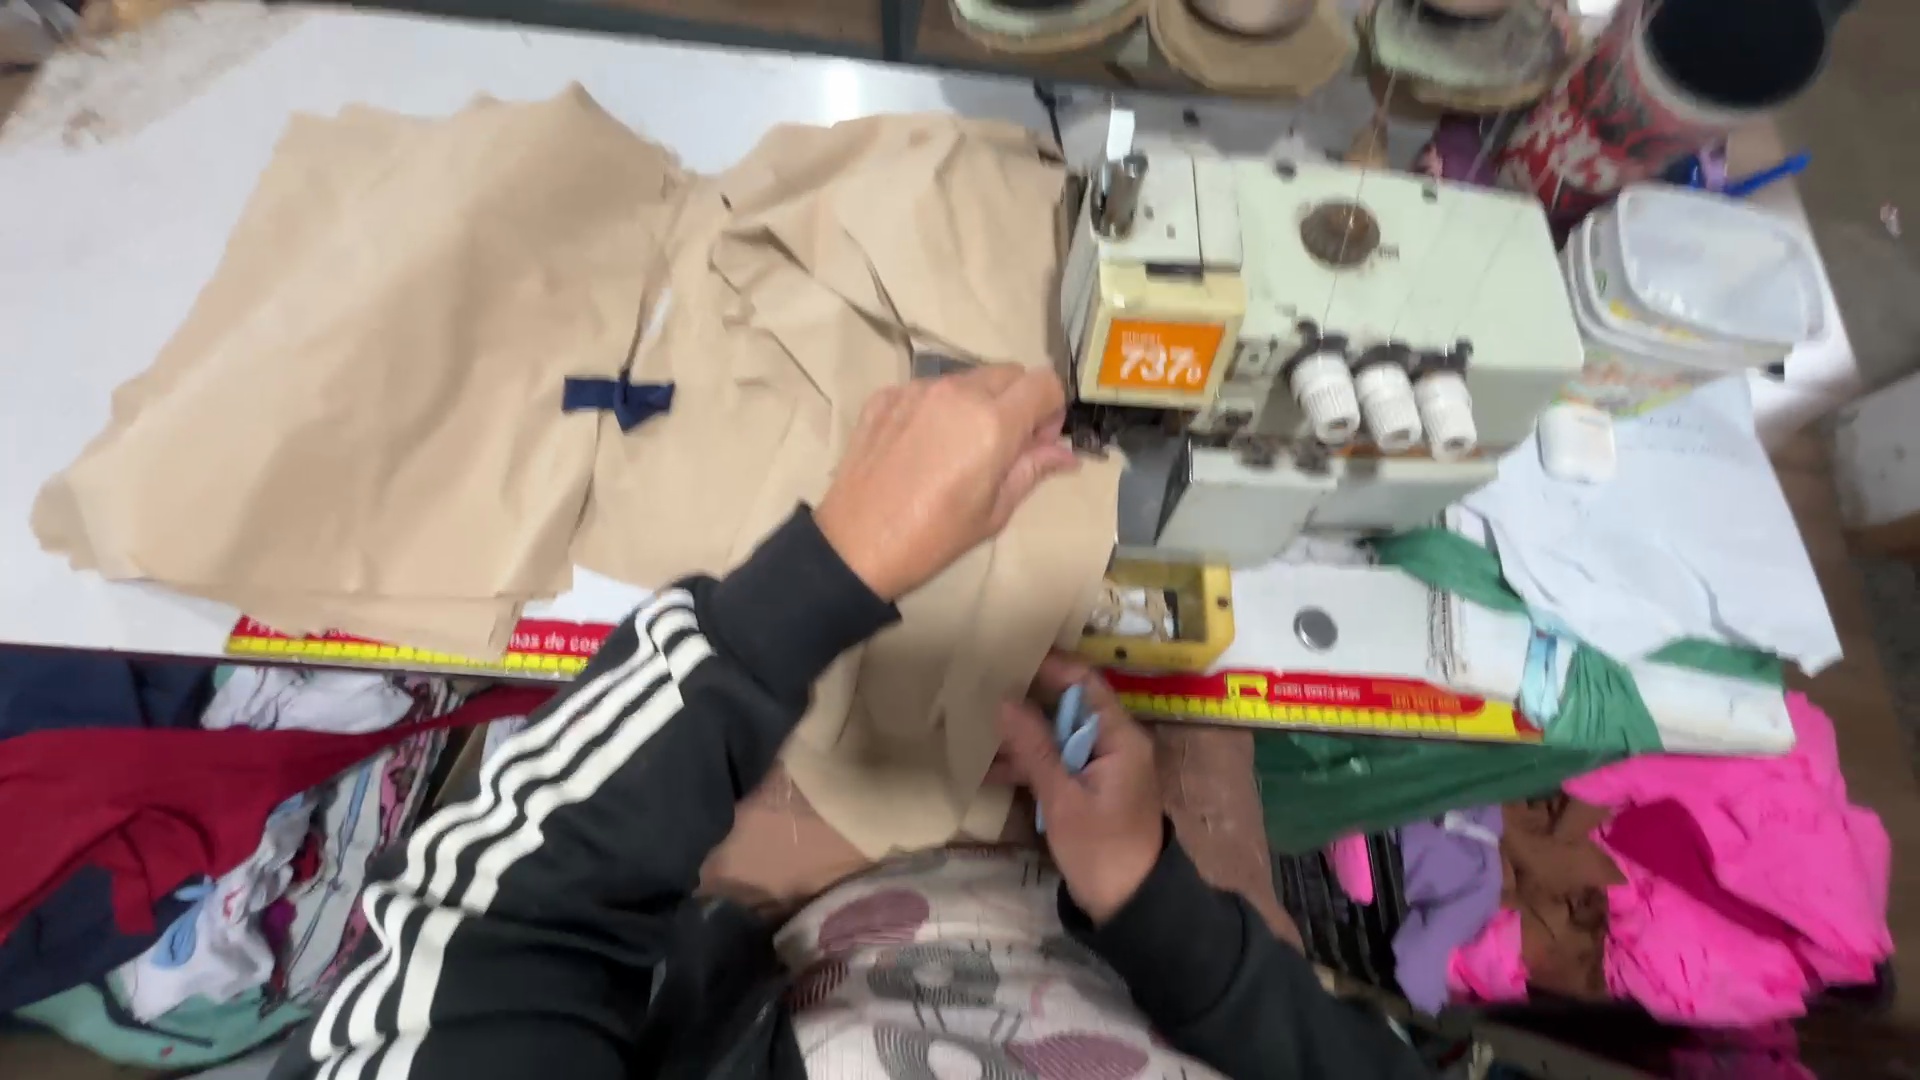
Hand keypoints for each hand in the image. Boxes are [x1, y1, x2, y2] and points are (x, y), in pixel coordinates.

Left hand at [814, 364, 1076, 601]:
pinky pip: (929, 388)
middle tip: (1005, 446)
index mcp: (992, 423)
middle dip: (1018, 402)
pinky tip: (922, 447)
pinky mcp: (885, 396)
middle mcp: (957, 392)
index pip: (1045, 382)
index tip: (1038, 441)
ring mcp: (916, 390)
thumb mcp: (994, 512)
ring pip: (968, 378)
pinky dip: (939, 407)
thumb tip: (1066, 453)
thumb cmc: (933, 538)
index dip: (1051, 409)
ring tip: (958, 448)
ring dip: (979, 402)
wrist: (855, 546)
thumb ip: (1032, 470)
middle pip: (1009, 373)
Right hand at [994, 654, 1163, 923]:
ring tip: (978, 724)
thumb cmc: (1100, 849)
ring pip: (1058, 734)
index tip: (1012, 658)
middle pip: (1069, 705)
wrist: (1130, 906)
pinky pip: (1058, 761)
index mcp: (1120, 737)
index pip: (1085, 683)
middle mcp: (1114, 742)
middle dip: (1029, 697)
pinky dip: (1030, 762)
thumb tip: (1005, 701)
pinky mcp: (1090, 785)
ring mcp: (1102, 764)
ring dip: (1023, 734)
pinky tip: (989, 767)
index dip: (1052, 667)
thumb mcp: (1061, 798)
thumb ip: (1034, 747)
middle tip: (986, 685)